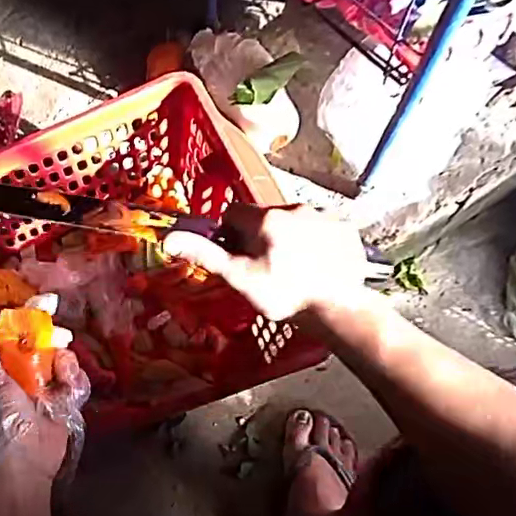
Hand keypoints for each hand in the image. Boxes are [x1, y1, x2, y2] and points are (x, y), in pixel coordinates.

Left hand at [0, 323, 88, 484]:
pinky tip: (67, 386)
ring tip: (61, 372)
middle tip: (59, 334)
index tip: (36, 305)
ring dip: (63, 359)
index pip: (7, 332)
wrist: (25, 463)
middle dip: (48, 335)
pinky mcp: (63, 400)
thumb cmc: (0, 421)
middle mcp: (19, 373)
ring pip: (59, 356)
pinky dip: (74, 378)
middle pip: (38, 340)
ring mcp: (43, 386)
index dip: (20, 317)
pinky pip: (74, 378)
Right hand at [162, 204, 370, 321]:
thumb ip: (206, 254)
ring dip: (289, 239)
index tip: (236, 254)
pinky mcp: (345, 228)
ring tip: (293, 271)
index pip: (233, 213)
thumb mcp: (240, 277)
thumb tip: (170, 239)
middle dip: (260, 237)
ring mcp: (323, 216)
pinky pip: (322, 229)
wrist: (336, 307)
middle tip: (264, 268)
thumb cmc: (284, 295)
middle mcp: (294, 208)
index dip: (229, 233)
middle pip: (264, 217)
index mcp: (264, 219)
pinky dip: (316, 243)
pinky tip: (316, 267)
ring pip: (294, 222)